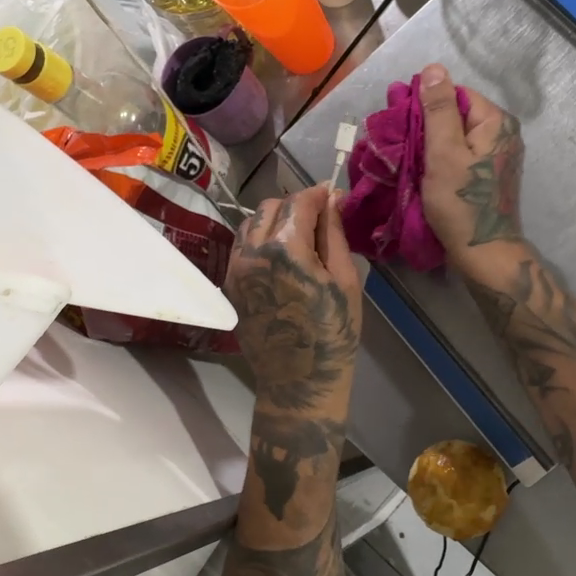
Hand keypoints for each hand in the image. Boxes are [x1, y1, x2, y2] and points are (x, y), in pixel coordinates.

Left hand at [225, 184, 362, 412]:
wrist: (298, 380)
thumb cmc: (333, 332)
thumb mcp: (344, 280)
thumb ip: (334, 234)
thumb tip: (332, 200)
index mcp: (285, 249)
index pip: (298, 202)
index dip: (317, 194)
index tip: (332, 196)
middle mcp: (252, 252)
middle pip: (269, 207)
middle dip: (295, 205)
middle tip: (319, 217)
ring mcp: (236, 268)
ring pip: (250, 224)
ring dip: (274, 220)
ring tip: (300, 236)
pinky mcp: (230, 284)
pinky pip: (242, 247)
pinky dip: (260, 240)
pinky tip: (281, 255)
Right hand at [418, 63, 526, 280]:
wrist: (483, 253)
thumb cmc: (461, 203)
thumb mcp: (443, 152)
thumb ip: (438, 109)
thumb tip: (433, 67)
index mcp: (496, 121)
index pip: (456, 93)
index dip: (427, 104)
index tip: (403, 125)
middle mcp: (503, 133)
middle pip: (456, 114)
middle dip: (427, 125)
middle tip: (402, 145)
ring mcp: (497, 156)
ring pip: (456, 137)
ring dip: (431, 145)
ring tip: (410, 159)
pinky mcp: (489, 176)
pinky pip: (460, 156)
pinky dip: (442, 160)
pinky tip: (426, 172)